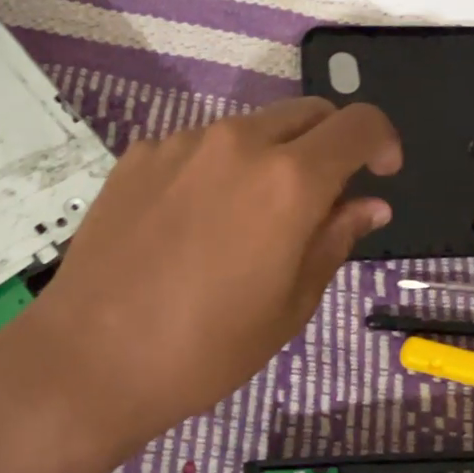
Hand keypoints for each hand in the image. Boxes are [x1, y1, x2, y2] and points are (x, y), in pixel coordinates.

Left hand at [2, 98, 401, 453]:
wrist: (90, 360)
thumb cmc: (206, 350)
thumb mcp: (290, 306)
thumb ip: (335, 240)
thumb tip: (370, 204)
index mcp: (289, 181)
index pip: (358, 124)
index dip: (383, 142)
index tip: (382, 174)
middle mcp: (238, 143)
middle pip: (307, 113)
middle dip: (331, 144)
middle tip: (324, 200)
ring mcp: (182, 143)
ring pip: (252, 128)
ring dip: (274, 157)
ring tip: (251, 222)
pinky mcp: (140, 155)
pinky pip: (201, 146)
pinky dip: (221, 169)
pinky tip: (197, 225)